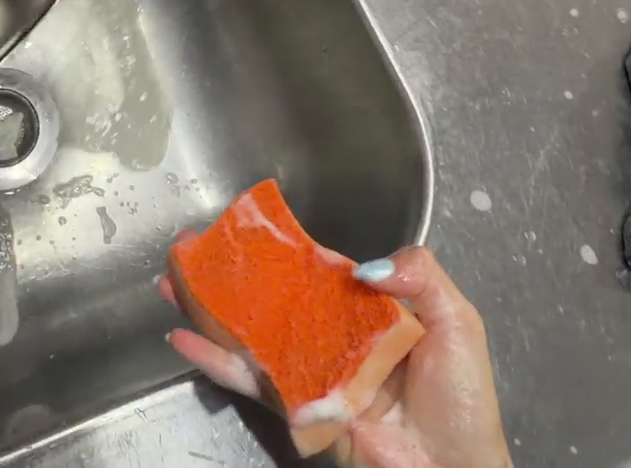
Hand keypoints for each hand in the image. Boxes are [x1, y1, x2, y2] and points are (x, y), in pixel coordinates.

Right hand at [161, 242, 510, 467]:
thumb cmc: (460, 399)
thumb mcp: (457, 322)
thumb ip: (421, 275)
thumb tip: (359, 266)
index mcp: (358, 308)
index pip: (307, 268)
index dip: (272, 247)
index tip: (238, 227)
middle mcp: (324, 332)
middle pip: (265, 294)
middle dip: (225, 271)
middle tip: (187, 248)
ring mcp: (305, 367)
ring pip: (246, 330)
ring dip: (205, 307)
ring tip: (170, 282)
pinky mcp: (293, 404)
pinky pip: (248, 377)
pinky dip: (213, 358)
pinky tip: (183, 337)